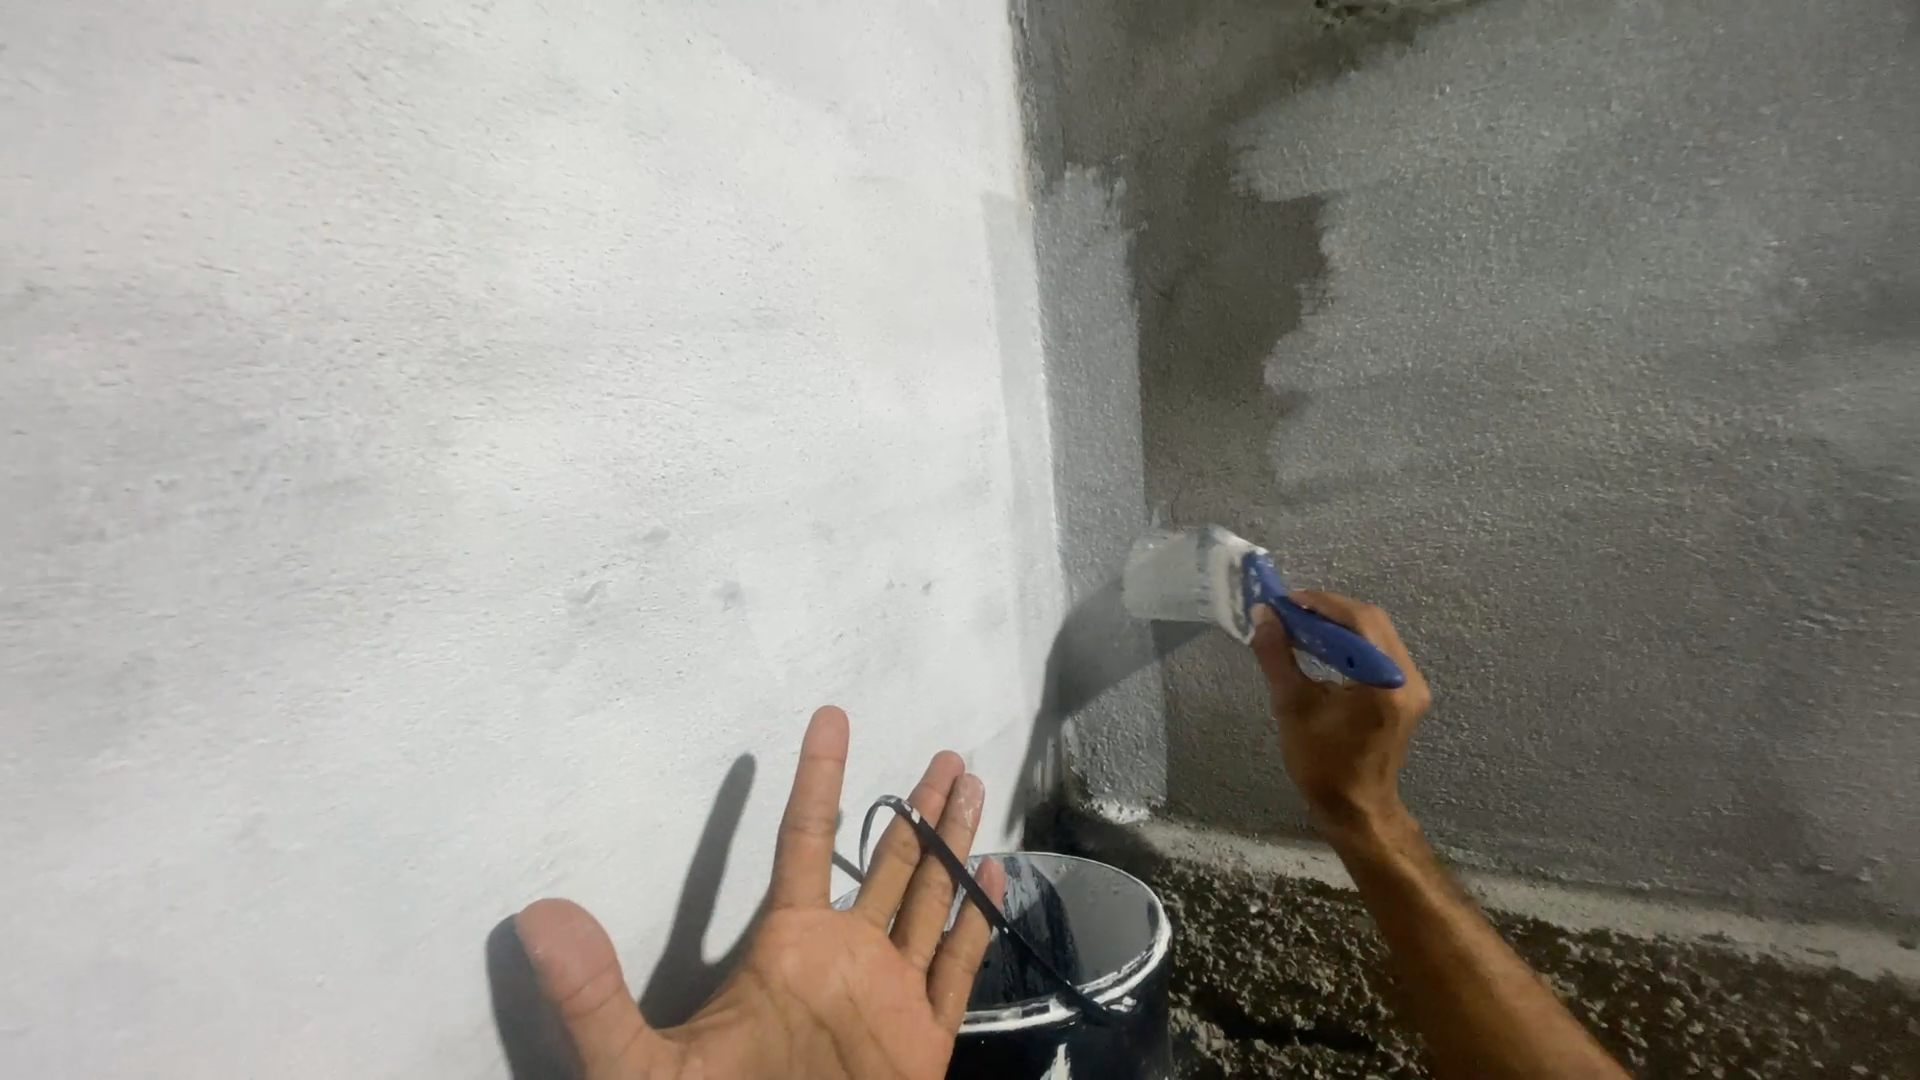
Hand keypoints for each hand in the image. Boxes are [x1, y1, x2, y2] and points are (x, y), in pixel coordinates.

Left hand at [515, 706, 1006, 1079]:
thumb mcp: (636, 1066)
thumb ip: (591, 994)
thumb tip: (534, 915)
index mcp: (788, 941)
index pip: (806, 836)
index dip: (819, 776)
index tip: (830, 717)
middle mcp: (845, 951)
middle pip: (889, 860)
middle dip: (917, 806)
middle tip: (946, 754)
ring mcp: (889, 992)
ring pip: (930, 897)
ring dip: (950, 842)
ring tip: (968, 786)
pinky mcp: (923, 1039)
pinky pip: (958, 966)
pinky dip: (978, 919)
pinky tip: (993, 873)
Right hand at [1250, 592, 1431, 833]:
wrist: (1354, 807)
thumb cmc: (1320, 761)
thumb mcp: (1291, 704)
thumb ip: (1276, 655)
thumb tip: (1263, 615)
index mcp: (1384, 681)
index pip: (1358, 620)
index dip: (1320, 603)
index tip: (1284, 601)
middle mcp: (1408, 678)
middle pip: (1371, 621)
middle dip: (1328, 610)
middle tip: (1289, 612)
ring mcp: (1412, 686)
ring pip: (1375, 634)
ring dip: (1337, 624)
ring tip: (1299, 627)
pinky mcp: (1406, 693)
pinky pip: (1378, 651)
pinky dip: (1348, 642)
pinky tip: (1319, 647)